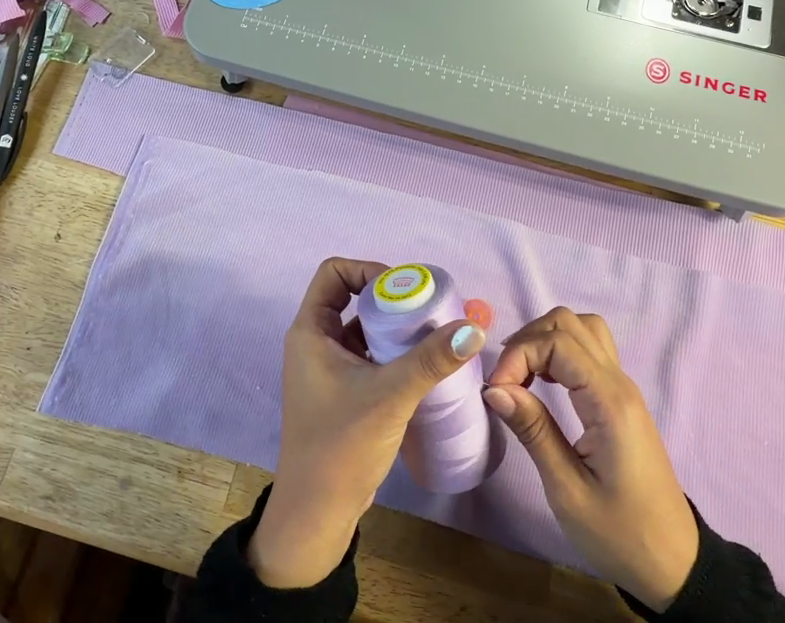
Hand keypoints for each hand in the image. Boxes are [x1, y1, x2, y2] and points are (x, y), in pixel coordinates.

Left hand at [247, 258, 487, 588]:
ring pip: (366, 330)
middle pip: (354, 299)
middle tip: (434, 312)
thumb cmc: (342, 444)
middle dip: (394, 301)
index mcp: (310, 332)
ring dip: (398, 329)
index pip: (334, 274)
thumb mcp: (390, 396)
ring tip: (437, 336)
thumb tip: (474, 327)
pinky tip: (427, 367)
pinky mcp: (343, 393)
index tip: (406, 291)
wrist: (318, 512)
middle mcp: (315, 344)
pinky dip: (395, 354)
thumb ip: (431, 360)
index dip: (369, 271)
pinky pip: (371, 357)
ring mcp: (328, 370)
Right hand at [483, 308, 697, 611]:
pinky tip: (541, 382)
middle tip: (504, 381)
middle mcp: (620, 384)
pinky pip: (589, 351)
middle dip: (528, 340)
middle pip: (570, 323)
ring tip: (520, 377)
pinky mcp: (619, 400)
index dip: (518, 355)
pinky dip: (559, 352)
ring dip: (544, 341)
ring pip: (582, 329)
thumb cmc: (619, 534)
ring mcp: (623, 389)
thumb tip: (494, 388)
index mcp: (609, 402)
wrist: (672, 562)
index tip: (495, 392)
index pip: (558, 341)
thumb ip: (533, 430)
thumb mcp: (567, 490)